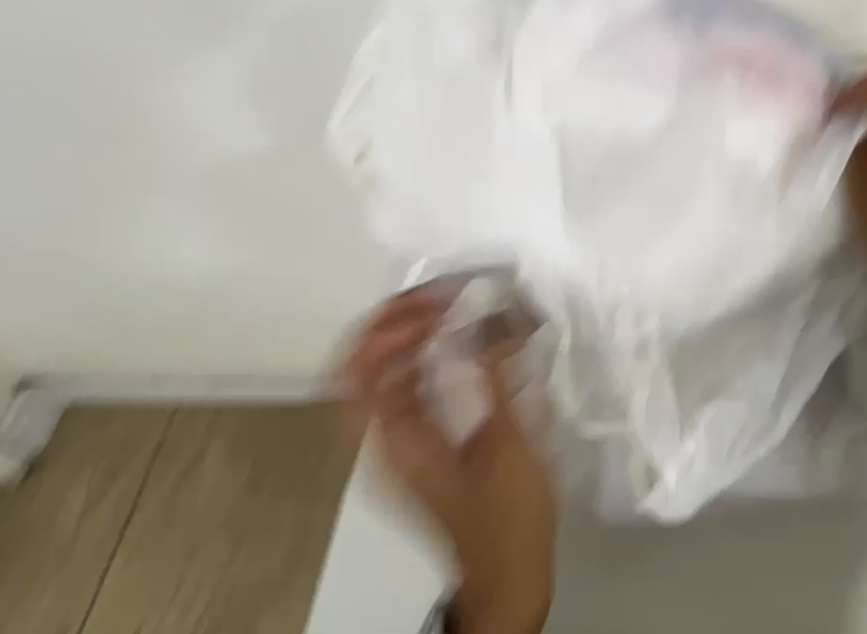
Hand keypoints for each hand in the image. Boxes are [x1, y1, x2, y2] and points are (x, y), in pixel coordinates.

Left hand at [338, 290, 554, 633]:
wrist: (509, 572)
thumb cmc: (505, 515)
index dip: (387, 329)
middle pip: (360, 366)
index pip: (357, 372)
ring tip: (451, 307)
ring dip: (409, 334)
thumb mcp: (506, 442)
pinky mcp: (424, 441)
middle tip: (442, 295)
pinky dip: (427, 355)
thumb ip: (496, 379)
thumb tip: (496, 326)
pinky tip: (463, 342)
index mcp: (396, 440)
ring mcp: (402, 439)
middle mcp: (387, 437)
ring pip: (383, 373)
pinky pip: (409, 386)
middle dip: (395, 321)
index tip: (437, 304)